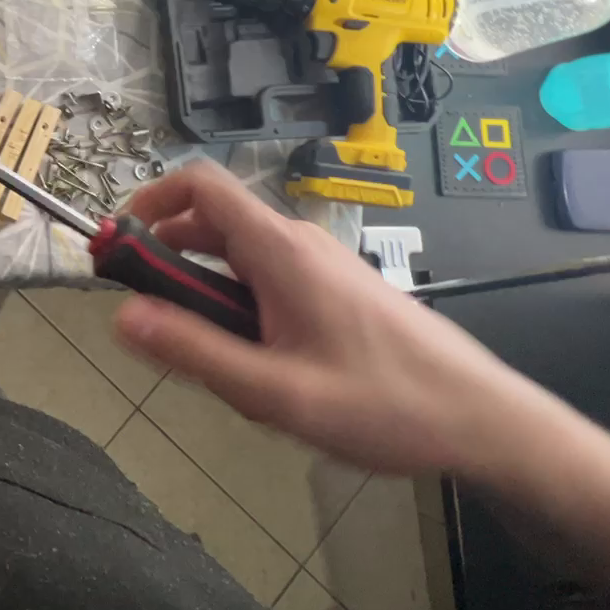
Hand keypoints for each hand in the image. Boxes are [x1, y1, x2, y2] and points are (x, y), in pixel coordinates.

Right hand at [111, 160, 556, 477]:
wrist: (489, 424)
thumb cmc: (386, 405)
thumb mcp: (276, 392)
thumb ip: (193, 351)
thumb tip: (121, 316)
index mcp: (278, 250)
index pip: (201, 184)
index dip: (149, 198)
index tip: (120, 242)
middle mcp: (296, 242)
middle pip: (210, 222)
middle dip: (165, 257)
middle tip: (148, 313)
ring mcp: (317, 263)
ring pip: (235, 254)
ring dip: (201, 287)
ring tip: (206, 350)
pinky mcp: (332, 286)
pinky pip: (262, 276)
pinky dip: (233, 300)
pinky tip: (253, 357)